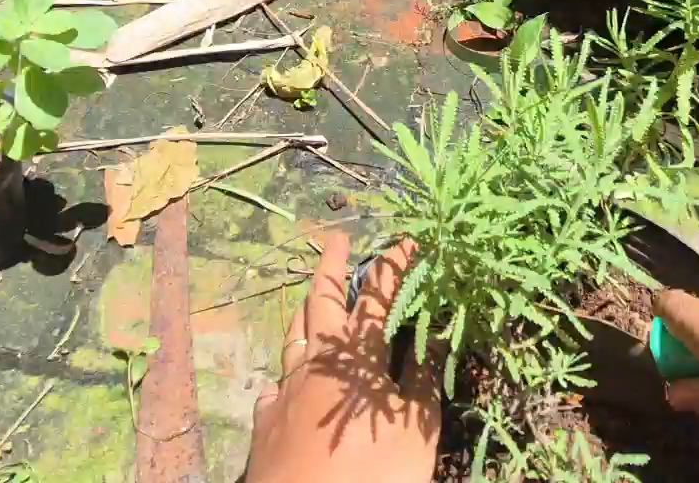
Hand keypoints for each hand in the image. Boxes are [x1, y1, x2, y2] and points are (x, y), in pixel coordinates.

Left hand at [244, 233, 439, 482]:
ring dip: (305, 312)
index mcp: (355, 355)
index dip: (393, 265)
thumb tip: (431, 338)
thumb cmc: (373, 475)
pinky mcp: (266, 424)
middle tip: (335, 238)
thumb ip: (422, 379)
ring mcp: (286, 391)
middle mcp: (316, 361)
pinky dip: (285, 374)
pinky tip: (285, 382)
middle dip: (330, 265)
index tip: (407, 240)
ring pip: (293, 336)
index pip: (377, 295)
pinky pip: (274, 386)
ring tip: (310, 299)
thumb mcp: (416, 429)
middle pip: (321, 300)